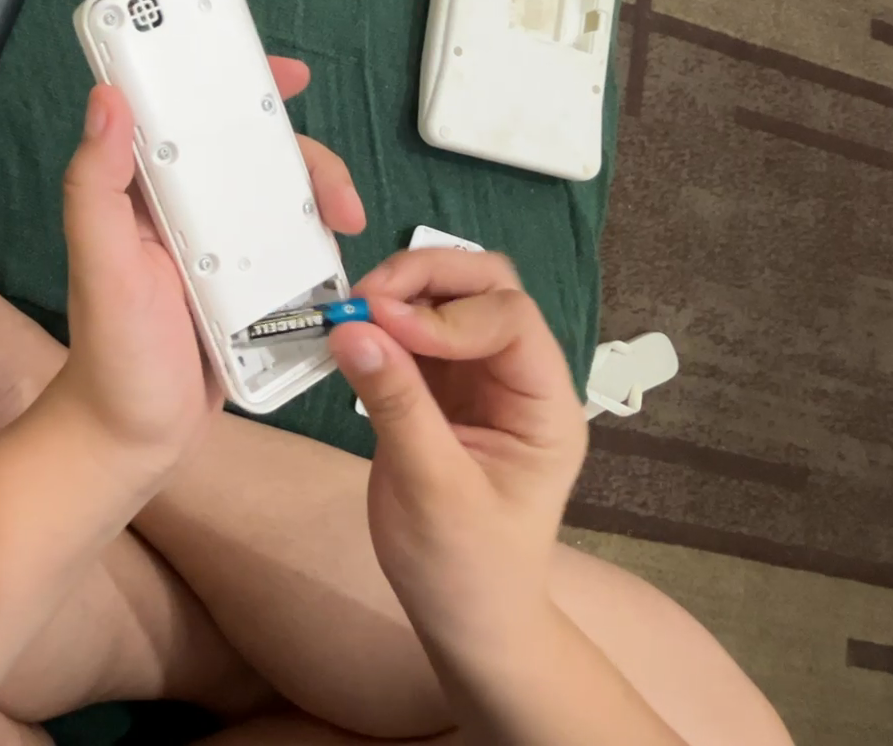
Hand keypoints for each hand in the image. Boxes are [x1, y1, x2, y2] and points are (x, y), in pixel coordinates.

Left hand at [44, 57, 364, 474]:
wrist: (137, 437)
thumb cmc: (113, 353)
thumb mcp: (100, 265)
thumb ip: (96, 185)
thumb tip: (108, 97)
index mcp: (145, 195)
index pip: (187, 120)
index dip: (232, 88)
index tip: (286, 77)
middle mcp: (183, 212)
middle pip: (251, 157)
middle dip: (302, 157)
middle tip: (338, 193)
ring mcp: (218, 250)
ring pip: (277, 199)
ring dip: (318, 200)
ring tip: (347, 226)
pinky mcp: (245, 287)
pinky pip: (287, 248)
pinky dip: (316, 245)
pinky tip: (337, 258)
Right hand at [327, 250, 586, 651]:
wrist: (462, 612)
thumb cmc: (464, 564)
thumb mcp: (430, 486)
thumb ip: (394, 402)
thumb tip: (348, 329)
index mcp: (543, 404)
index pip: (507, 319)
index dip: (443, 313)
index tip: (377, 323)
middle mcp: (515, 377)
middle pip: (485, 287)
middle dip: (425, 278)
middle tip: (363, 298)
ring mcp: (476, 378)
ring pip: (446, 300)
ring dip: (399, 294)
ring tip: (350, 313)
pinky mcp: (437, 387)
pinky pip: (412, 332)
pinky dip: (381, 322)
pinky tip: (351, 334)